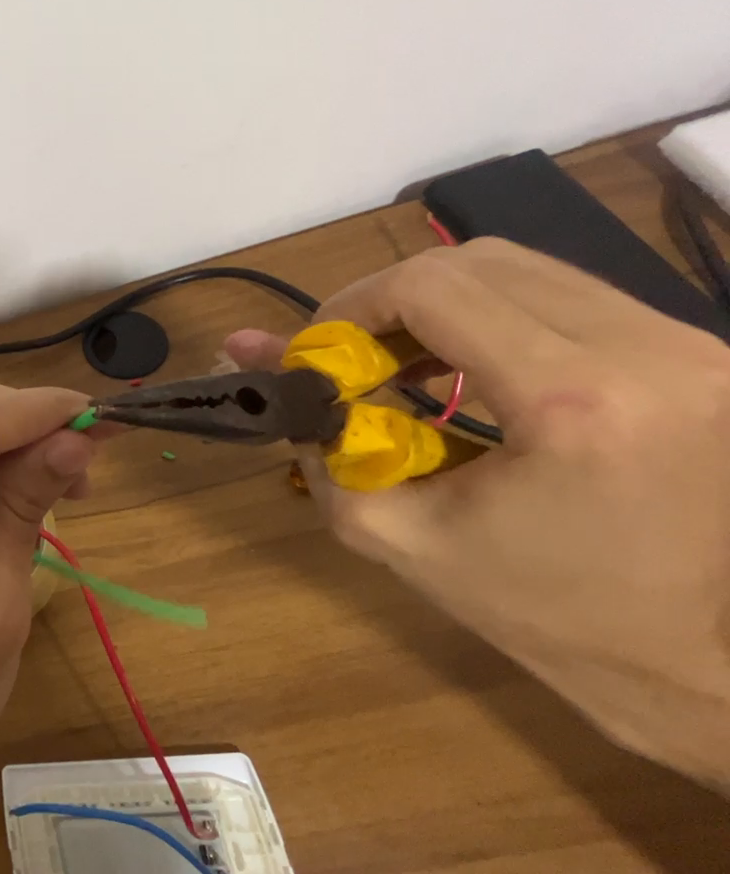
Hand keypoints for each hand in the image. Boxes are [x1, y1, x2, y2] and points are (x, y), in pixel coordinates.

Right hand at [228, 238, 729, 789]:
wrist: (708, 661)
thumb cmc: (542, 610)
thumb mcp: (394, 531)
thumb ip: (314, 435)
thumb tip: (242, 348)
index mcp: (574, 401)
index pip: (430, 288)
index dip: (348, 308)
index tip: (318, 357)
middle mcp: (651, 353)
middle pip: (473, 263)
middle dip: (386, 304)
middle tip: (351, 360)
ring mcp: (693, 348)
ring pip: (521, 271)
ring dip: (437, 307)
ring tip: (400, 367)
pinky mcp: (701, 355)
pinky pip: (565, 298)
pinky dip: (491, 318)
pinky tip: (464, 370)